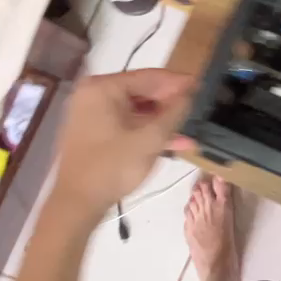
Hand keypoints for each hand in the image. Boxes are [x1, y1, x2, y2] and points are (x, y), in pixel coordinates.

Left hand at [50, 69, 196, 213]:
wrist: (77, 204)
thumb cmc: (112, 167)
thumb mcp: (150, 140)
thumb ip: (174, 113)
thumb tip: (191, 94)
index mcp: (103, 88)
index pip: (149, 77)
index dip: (179, 82)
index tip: (203, 85)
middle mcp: (94, 94)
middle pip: (142, 92)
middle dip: (171, 104)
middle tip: (198, 108)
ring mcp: (92, 113)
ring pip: (137, 110)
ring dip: (162, 121)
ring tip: (190, 130)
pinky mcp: (94, 131)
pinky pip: (127, 123)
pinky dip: (147, 131)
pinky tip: (172, 142)